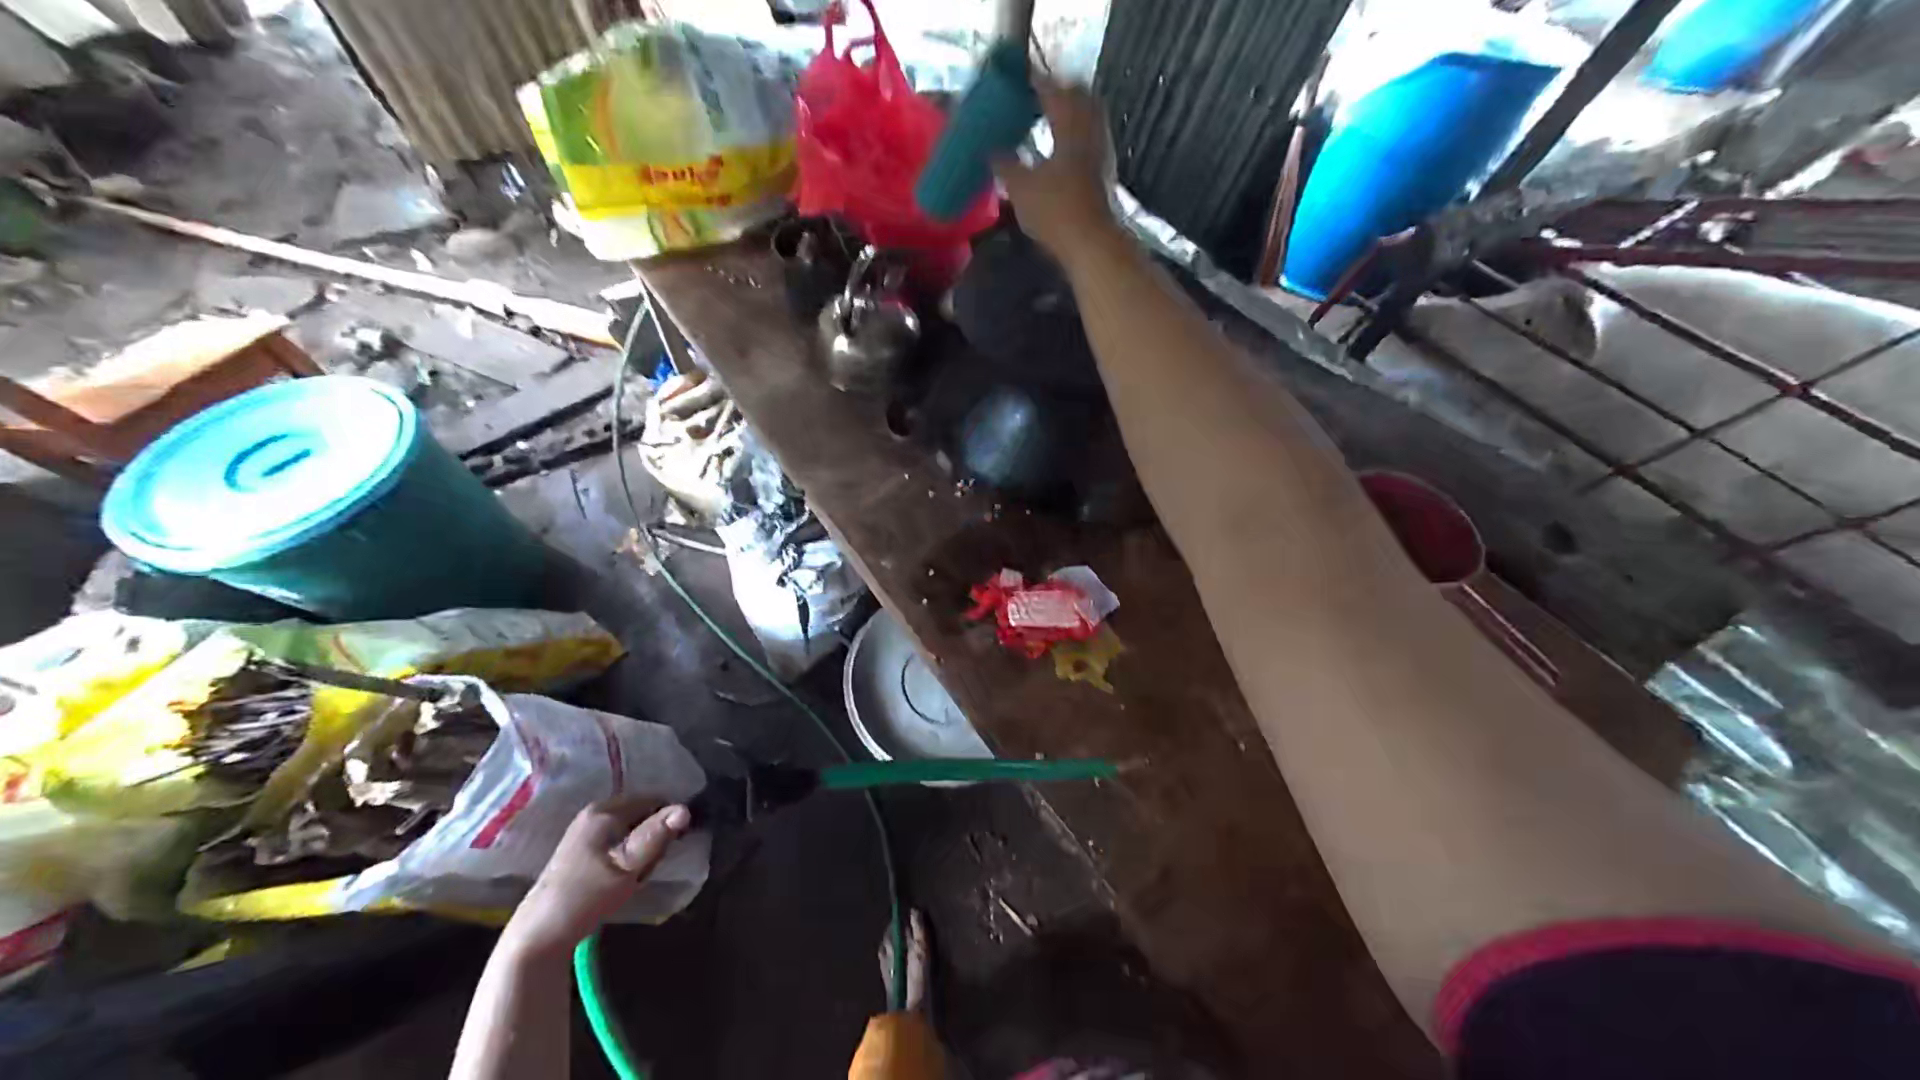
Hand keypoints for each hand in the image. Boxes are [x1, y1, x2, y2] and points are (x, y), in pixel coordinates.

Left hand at [502, 798, 691, 956]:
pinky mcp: (582, 847)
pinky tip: (618, 879)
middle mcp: (594, 811)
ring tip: (630, 878)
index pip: (654, 801)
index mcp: (604, 810)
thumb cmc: (587, 896)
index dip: (666, 823)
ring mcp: (585, 829)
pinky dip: (626, 857)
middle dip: (652, 840)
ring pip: (633, 830)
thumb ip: (657, 836)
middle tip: (643, 870)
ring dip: (640, 851)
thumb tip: (685, 808)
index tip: (662, 852)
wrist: (540, 934)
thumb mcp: (628, 867)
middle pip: (643, 814)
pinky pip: (619, 841)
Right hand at [993, 78, 1120, 266]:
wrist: (1094, 245)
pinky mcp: (1106, 173)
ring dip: (1069, 114)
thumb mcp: (1021, 188)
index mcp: (1070, 124)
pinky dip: (1075, 136)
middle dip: (1057, 91)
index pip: (1051, 88)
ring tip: (1047, 122)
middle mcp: (1091, 129)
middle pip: (1078, 95)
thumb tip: (991, 151)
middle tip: (1035, 97)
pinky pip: (1091, 139)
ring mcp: (1103, 151)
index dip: (1032, 81)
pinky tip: (1061, 152)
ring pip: (1088, 117)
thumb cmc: (1056, 212)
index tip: (1015, 80)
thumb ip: (1005, 164)